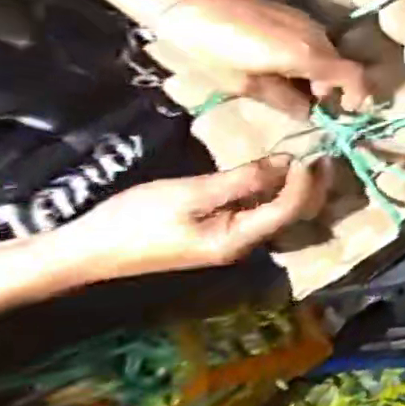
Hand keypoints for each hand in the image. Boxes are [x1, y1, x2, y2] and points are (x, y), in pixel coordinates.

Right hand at [57, 155, 328, 281]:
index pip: (291, 209)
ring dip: (299, 186)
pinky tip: (279, 171)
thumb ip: (242, 181)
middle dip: (313, 185)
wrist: (82, 251)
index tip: (310, 154)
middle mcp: (246, 244)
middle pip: (296, 213)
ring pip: (284, 211)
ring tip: (309, 158)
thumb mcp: (189, 195)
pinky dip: (278, 190)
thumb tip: (287, 162)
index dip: (305, 181)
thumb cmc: (132, 221)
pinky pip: (264, 210)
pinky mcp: (224, 231)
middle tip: (322, 154)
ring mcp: (236, 239)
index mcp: (239, 241)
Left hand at [150, 0, 368, 114]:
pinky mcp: (293, 15)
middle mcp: (318, 37)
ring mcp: (307, 23)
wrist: (183, 0)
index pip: (354, 76)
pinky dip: (306, 58)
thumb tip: (308, 113)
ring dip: (316, 73)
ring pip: (327, 55)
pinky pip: (313, 43)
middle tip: (307, 103)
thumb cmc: (210, 48)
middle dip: (330, 88)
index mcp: (309, 55)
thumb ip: (283, 100)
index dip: (358, 96)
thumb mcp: (243, 83)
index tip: (347, 111)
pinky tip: (277, 63)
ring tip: (288, 84)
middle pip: (340, 67)